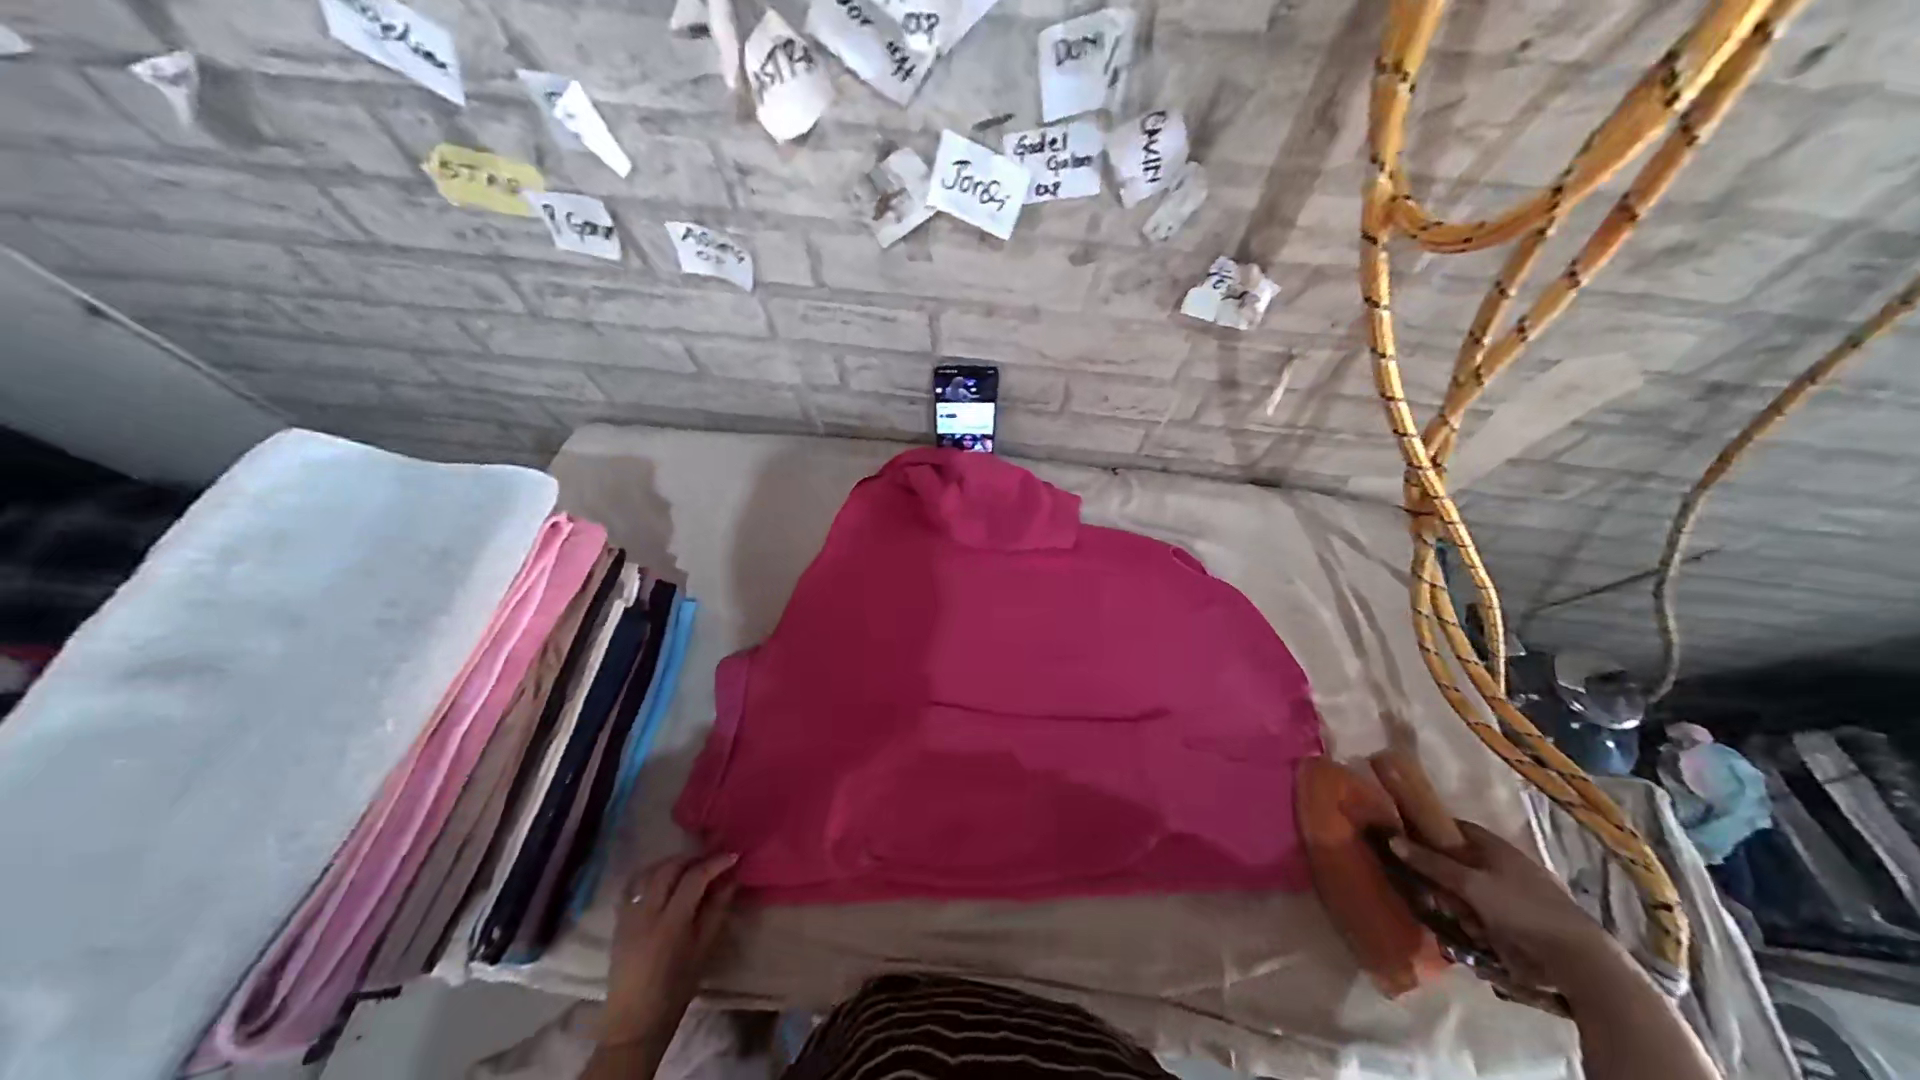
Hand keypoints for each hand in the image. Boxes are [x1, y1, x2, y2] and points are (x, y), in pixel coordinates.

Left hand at [601, 852, 739, 1046]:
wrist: (634, 1020)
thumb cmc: (676, 989)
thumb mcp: (703, 950)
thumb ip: (716, 911)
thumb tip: (730, 880)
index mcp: (670, 923)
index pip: (694, 878)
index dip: (715, 863)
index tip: (733, 856)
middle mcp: (646, 913)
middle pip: (669, 869)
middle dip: (693, 858)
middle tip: (712, 859)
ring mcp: (629, 915)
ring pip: (649, 872)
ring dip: (672, 863)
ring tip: (689, 867)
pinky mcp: (619, 921)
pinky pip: (634, 886)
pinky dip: (651, 874)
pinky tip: (663, 879)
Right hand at [1391, 821, 1616, 987]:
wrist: (1574, 959)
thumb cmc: (1521, 908)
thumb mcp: (1469, 883)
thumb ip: (1430, 862)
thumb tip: (1391, 838)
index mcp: (1493, 846)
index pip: (1452, 826)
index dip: (1427, 828)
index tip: (1403, 837)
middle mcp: (1499, 865)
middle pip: (1452, 861)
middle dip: (1437, 876)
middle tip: (1427, 888)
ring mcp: (1506, 895)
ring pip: (1461, 891)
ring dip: (1453, 904)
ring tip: (1455, 917)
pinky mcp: (1511, 922)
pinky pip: (1475, 914)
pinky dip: (1469, 922)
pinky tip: (1471, 933)